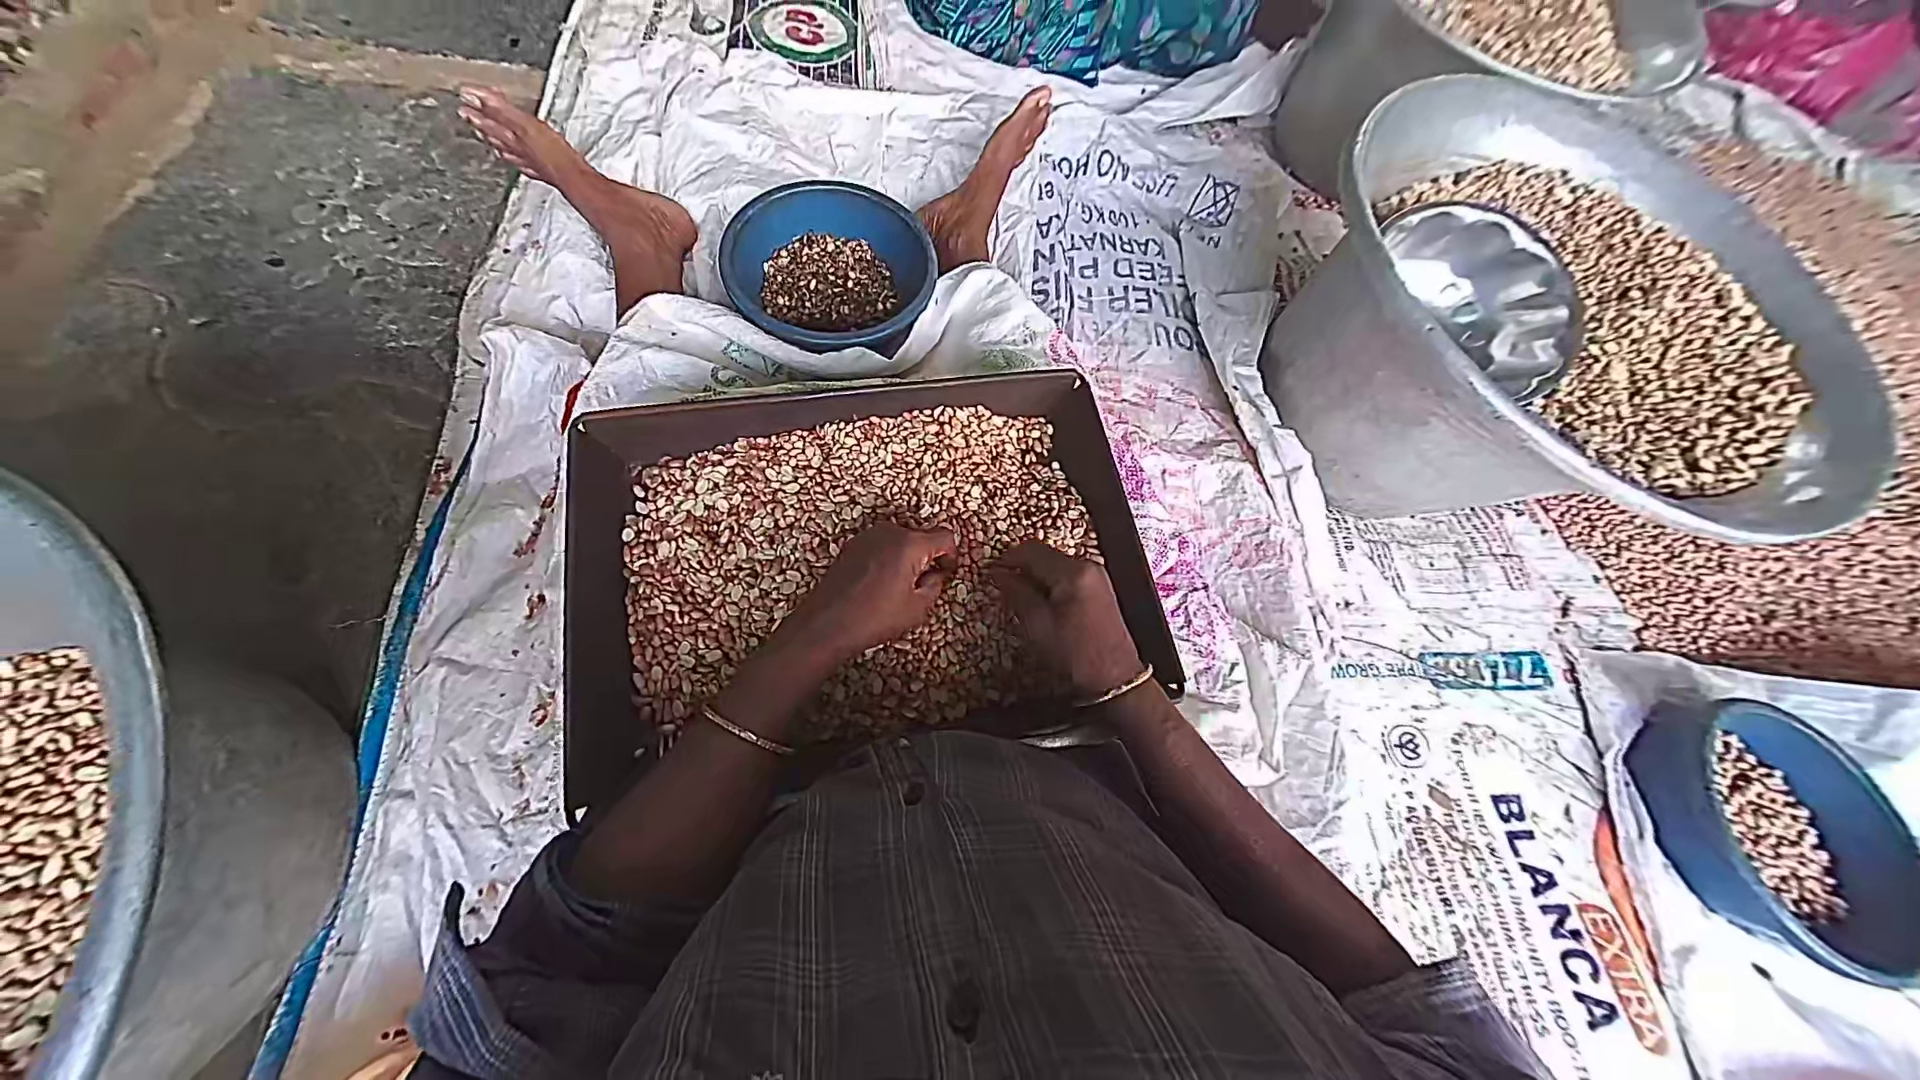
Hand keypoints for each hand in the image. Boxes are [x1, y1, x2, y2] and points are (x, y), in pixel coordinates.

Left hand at [777, 523, 957, 664]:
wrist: (826, 624)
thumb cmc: (871, 618)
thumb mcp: (917, 608)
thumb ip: (935, 585)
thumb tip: (934, 576)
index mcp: (910, 544)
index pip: (945, 536)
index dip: (951, 555)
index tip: (947, 570)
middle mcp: (888, 532)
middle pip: (921, 537)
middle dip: (928, 557)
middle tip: (925, 584)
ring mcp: (867, 537)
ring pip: (900, 541)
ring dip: (907, 559)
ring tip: (900, 589)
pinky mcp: (852, 546)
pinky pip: (881, 546)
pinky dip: (888, 560)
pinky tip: (881, 586)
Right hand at [990, 542, 1145, 698]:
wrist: (1115, 677)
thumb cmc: (1076, 655)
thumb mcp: (1038, 626)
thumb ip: (1017, 593)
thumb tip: (999, 574)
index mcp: (1072, 573)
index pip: (1031, 550)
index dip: (1006, 558)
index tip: (990, 571)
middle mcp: (1087, 566)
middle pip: (1044, 554)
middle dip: (1020, 567)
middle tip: (1001, 585)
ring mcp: (1095, 575)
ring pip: (1053, 564)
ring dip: (1033, 576)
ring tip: (1017, 597)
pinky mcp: (1098, 587)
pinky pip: (1065, 575)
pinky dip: (1048, 583)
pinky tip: (1039, 602)